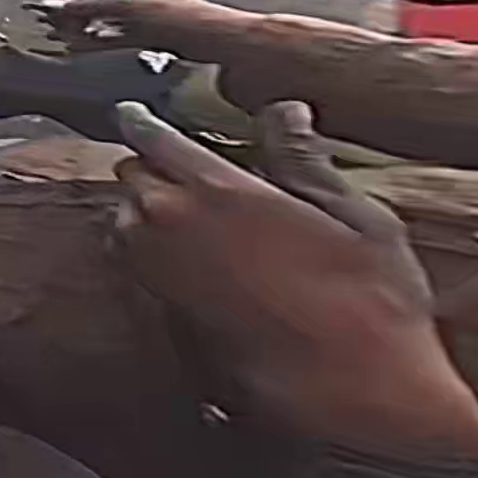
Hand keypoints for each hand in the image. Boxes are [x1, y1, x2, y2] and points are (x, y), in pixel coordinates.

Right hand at [30, 0, 246, 57]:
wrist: (214, 40)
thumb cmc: (183, 16)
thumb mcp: (125, 5)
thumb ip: (88, 6)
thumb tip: (57, 6)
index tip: (50, 7)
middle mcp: (139, 2)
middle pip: (96, 8)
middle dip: (73, 16)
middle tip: (52, 24)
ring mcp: (142, 22)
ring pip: (101, 25)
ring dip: (81, 32)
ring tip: (62, 37)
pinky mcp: (145, 41)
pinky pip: (109, 41)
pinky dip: (92, 44)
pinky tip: (80, 47)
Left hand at [114, 100, 477, 456]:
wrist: (326, 367)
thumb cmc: (357, 290)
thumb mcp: (349, 214)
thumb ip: (299, 157)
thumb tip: (283, 110)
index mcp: (214, 187)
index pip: (153, 137)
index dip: (138, 119)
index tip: (128, 110)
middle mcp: (162, 209)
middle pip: (132, 167)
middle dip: (157, 165)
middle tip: (200, 180)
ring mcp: (140, 243)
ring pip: (125, 201)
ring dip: (150, 200)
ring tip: (203, 220)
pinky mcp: (133, 271)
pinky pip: (119, 233)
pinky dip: (140, 228)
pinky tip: (185, 244)